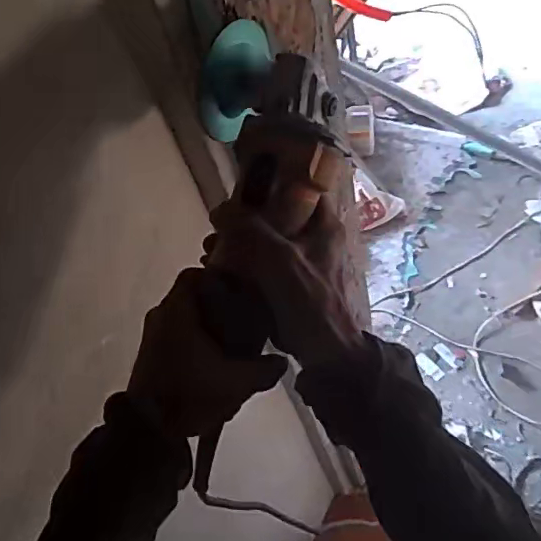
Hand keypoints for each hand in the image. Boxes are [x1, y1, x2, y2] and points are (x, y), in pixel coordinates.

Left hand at [127, 268, 287, 439]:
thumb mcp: (234, 383)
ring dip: (202, 327)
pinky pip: (172, 336)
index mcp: (176, 311)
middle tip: (239, 321)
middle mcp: (159, 316)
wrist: (148, 430)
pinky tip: (210, 363)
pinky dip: (190, 342)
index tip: (236, 294)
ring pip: (180, 318)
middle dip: (214, 307)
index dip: (215, 279)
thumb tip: (281, 362)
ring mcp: (150, 336)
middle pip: (188, 297)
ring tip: (228, 345)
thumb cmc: (189, 394)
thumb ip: (262, 370)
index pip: (192, 275)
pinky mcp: (147, 355)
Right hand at [205, 195, 362, 368]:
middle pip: (278, 217)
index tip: (243, 189)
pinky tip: (220, 273)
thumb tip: (220, 211)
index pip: (303, 188)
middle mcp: (316, 241)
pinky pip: (264, 268)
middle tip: (218, 228)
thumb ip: (249, 231)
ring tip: (211, 252)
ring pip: (267, 243)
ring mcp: (304, 265)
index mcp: (324, 227)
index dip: (274, 184)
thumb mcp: (279, 260)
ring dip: (239, 245)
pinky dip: (243, 267)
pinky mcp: (293, 288)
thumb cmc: (311, 302)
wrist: (328, 356)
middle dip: (245, 220)